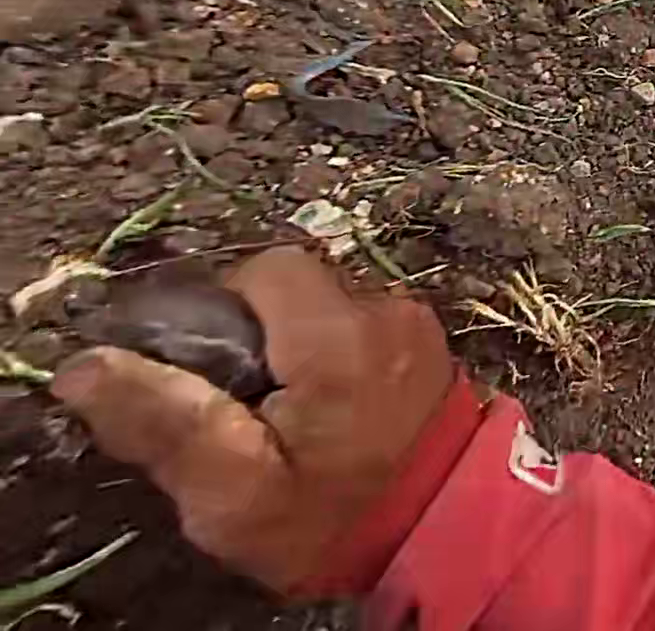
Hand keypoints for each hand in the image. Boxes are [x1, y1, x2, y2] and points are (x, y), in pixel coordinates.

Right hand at [52, 246, 455, 594]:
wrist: (440, 509)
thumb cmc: (331, 509)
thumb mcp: (232, 487)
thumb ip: (167, 420)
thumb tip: (90, 364)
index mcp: (343, 334)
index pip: (273, 267)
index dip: (222, 302)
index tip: (199, 360)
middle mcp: (390, 309)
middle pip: (303, 283)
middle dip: (256, 326)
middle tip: (236, 394)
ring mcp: (416, 320)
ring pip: (333, 301)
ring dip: (295, 339)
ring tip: (280, 406)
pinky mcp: (427, 336)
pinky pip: (365, 319)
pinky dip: (334, 346)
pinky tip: (326, 400)